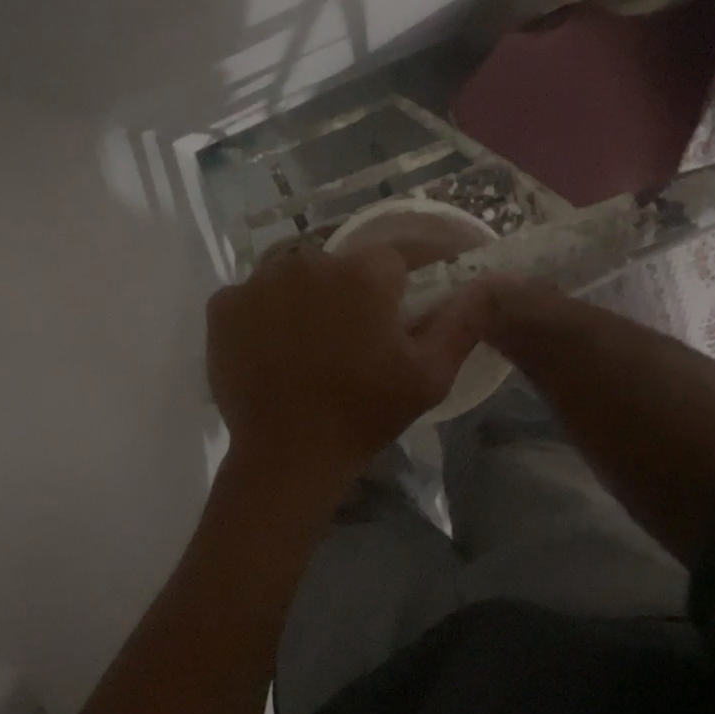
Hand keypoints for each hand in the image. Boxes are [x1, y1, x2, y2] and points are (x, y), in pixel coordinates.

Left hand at [205, 244, 484, 481]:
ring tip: (306, 345)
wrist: (288, 456)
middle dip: (347, 293)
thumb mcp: (429, 375)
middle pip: (337, 265)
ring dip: (301, 298)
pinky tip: (269, 349)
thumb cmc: (365, 415)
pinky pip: (249, 296)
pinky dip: (259, 315)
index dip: (398, 286)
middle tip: (348, 341)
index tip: (395, 315)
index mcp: (363, 273)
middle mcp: (308, 261)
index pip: (393, 258)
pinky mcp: (223, 306)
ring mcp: (259, 282)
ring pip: (290, 275)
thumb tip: (491, 281)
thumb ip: (463, 320)